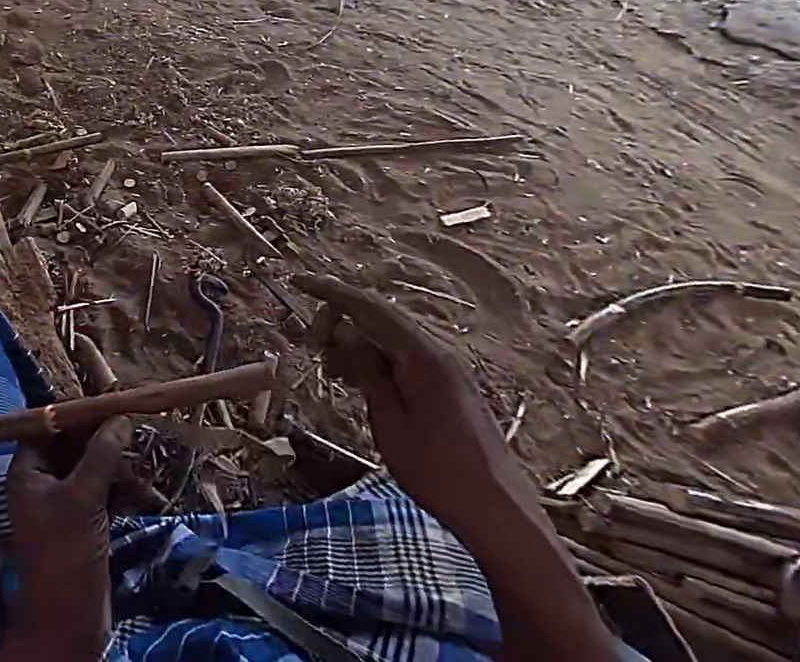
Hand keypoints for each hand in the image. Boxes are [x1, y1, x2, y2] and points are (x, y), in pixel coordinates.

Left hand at [0, 416, 130, 659]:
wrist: (68, 626)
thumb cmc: (64, 555)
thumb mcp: (83, 498)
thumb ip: (101, 454)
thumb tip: (120, 417)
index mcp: (28, 471)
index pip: (48, 427)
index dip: (76, 414)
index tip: (108, 403)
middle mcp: (42, 482)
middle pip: (73, 446)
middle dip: (103, 441)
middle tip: (134, 430)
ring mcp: (63, 504)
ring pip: (92, 470)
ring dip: (118, 469)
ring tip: (142, 476)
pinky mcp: (83, 524)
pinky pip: (103, 494)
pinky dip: (121, 492)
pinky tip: (144, 495)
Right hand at [299, 276, 621, 661]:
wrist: (501, 518)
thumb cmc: (438, 473)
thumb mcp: (389, 422)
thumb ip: (366, 370)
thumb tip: (343, 330)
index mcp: (424, 357)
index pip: (369, 307)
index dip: (330, 291)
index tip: (298, 281)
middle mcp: (439, 354)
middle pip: (380, 318)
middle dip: (339, 320)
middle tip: (310, 342)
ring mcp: (447, 370)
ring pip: (390, 338)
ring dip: (355, 342)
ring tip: (327, 365)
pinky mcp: (449, 388)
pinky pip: (403, 357)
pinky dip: (374, 359)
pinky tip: (355, 378)